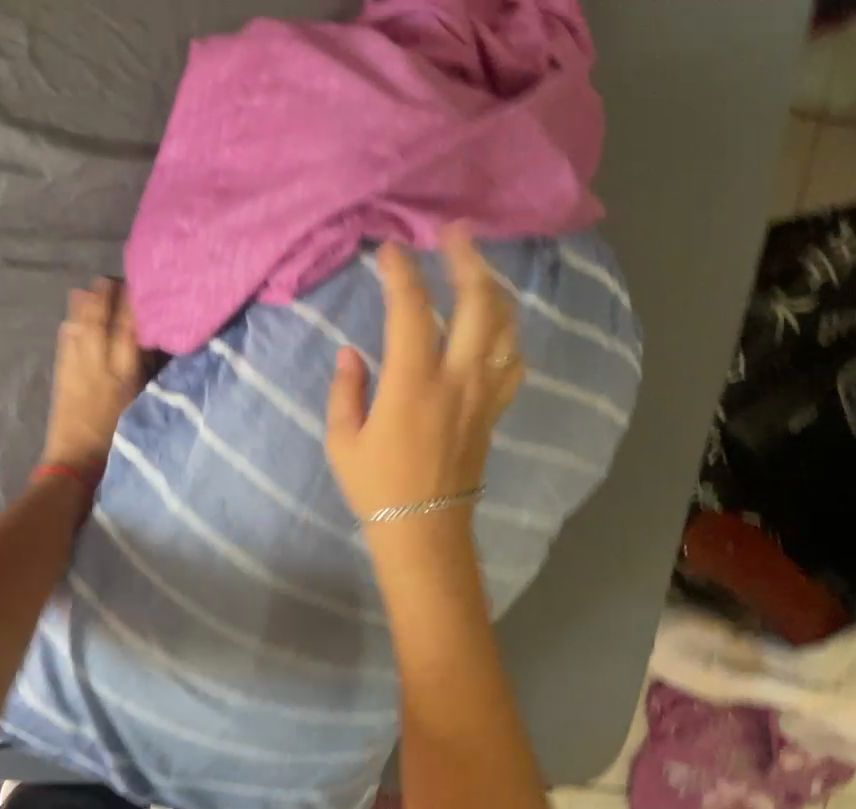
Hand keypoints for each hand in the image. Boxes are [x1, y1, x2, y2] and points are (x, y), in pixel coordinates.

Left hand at [41, 278, 148, 476]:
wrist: (76, 463)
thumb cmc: (119, 440)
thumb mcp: (141, 404)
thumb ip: (145, 373)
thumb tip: (148, 344)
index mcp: (124, 374)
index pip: (129, 329)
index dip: (132, 305)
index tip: (137, 286)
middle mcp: (99, 365)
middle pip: (101, 321)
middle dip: (105, 297)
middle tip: (110, 279)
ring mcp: (76, 369)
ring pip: (80, 328)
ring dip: (84, 307)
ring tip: (90, 288)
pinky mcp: (60, 377)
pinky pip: (64, 345)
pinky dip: (69, 328)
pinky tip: (72, 318)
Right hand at [325, 230, 526, 524]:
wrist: (423, 528)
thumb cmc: (375, 486)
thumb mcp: (342, 440)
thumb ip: (346, 390)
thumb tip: (351, 353)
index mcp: (412, 384)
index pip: (411, 311)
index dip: (401, 274)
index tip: (390, 250)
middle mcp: (457, 379)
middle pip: (477, 303)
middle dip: (467, 260)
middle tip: (455, 233)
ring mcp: (483, 393)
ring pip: (505, 326)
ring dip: (493, 289)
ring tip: (478, 268)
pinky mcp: (495, 410)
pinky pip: (513, 360)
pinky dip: (508, 332)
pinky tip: (497, 325)